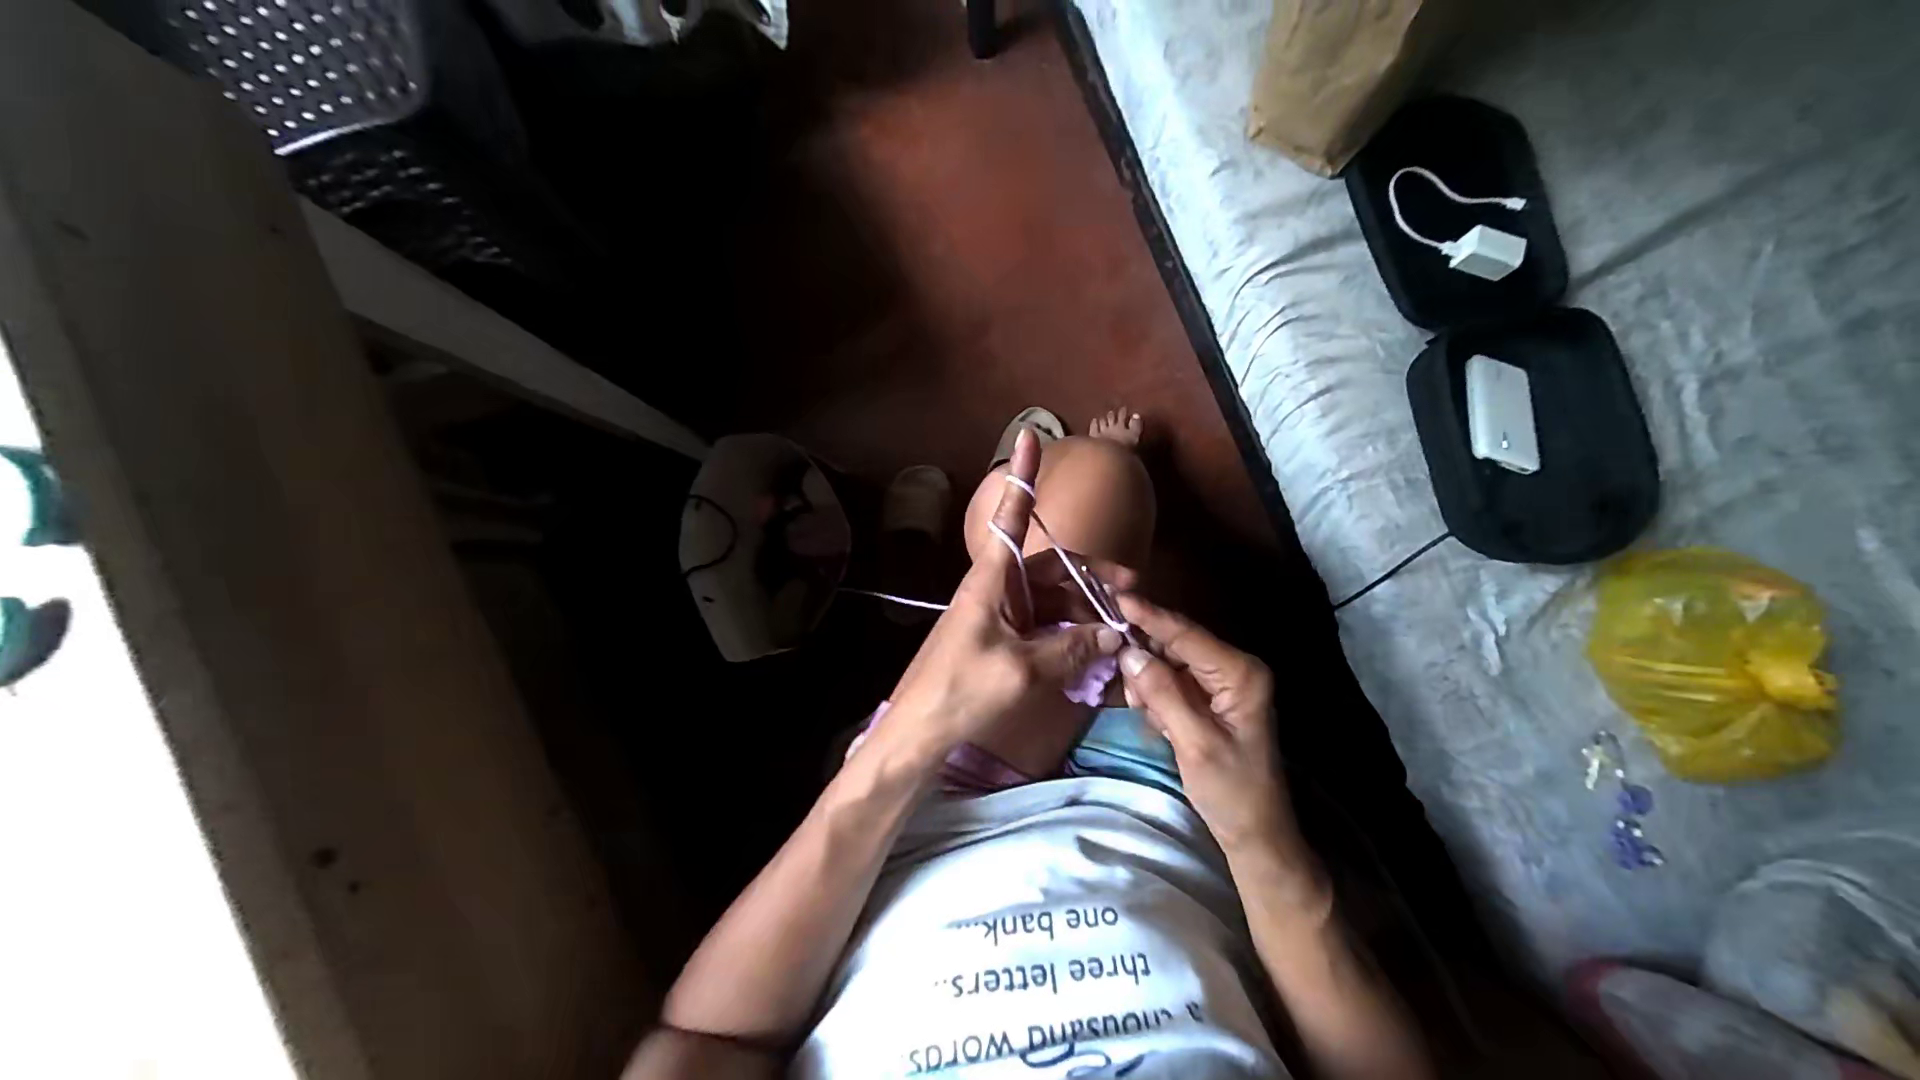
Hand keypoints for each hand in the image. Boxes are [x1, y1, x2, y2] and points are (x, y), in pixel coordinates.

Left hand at [872, 429, 1124, 772]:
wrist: (917, 732)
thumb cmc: (960, 691)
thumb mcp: (1021, 671)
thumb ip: (1072, 650)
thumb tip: (1117, 634)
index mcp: (991, 581)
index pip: (1012, 516)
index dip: (1023, 477)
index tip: (1030, 435)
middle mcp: (996, 589)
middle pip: (1050, 567)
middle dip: (1091, 576)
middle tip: (1133, 593)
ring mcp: (999, 616)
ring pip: (1051, 599)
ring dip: (1084, 609)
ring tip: (1122, 627)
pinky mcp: (1001, 641)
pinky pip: (1043, 625)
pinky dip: (1069, 633)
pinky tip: (1094, 650)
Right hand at [1116, 595, 1302, 857]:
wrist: (1255, 833)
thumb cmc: (1232, 791)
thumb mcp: (1194, 743)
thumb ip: (1162, 694)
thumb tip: (1129, 653)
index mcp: (1240, 673)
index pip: (1186, 634)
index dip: (1149, 615)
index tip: (1116, 597)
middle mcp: (1233, 668)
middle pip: (1175, 644)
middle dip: (1145, 659)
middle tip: (1130, 690)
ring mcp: (1221, 682)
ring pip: (1167, 662)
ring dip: (1149, 683)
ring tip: (1149, 717)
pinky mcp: (1209, 697)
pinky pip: (1170, 681)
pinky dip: (1155, 696)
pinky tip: (1157, 721)